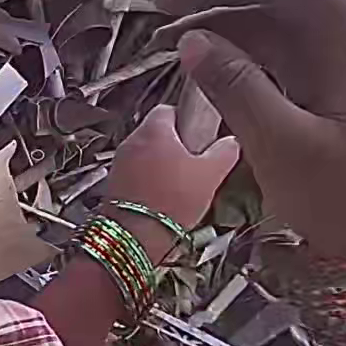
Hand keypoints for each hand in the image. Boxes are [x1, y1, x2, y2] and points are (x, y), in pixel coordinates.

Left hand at [100, 105, 239, 256]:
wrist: (136, 237)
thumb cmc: (171, 202)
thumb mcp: (211, 175)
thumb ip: (224, 152)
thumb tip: (231, 142)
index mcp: (154, 129)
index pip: (169, 108)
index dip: (187, 119)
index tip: (199, 134)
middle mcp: (132, 142)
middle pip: (157, 132)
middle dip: (176, 145)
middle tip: (195, 163)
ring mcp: (120, 163)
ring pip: (146, 155)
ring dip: (162, 165)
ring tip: (181, 185)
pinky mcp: (114, 185)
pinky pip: (136, 175)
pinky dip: (149, 182)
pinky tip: (164, 199)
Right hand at [155, 0, 345, 261]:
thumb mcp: (284, 147)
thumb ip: (235, 87)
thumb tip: (191, 41)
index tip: (175, 2)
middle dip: (221, 5)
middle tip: (165, 28)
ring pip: (284, 32)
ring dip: (231, 37)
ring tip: (178, 54)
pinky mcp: (344, 96)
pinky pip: (291, 64)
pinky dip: (251, 66)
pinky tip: (216, 79)